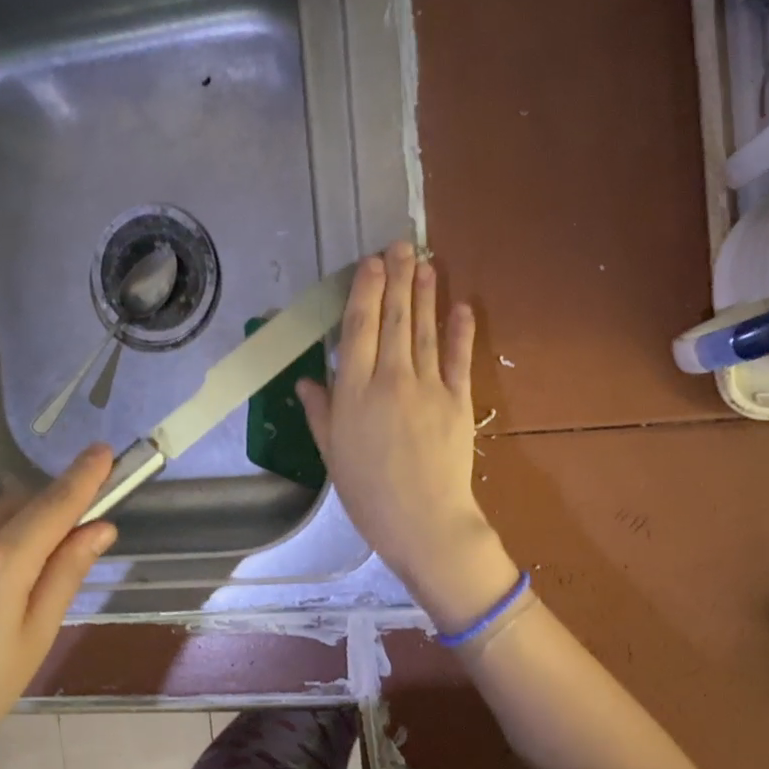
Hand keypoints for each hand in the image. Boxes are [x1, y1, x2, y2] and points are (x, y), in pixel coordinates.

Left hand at [0, 447, 116, 768]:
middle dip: (48, 512)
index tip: (104, 451)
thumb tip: (99, 528)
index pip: (52, 504)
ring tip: (19, 590)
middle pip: (16, 505)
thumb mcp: (34, 639)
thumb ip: (65, 574)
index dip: (82, 477)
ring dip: (14, 533)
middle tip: (74, 542)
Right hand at [296, 241, 518, 631]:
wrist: (424, 523)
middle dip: (397, 279)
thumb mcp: (333, 455)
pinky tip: (460, 306)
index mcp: (354, 392)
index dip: (365, 292)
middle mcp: (391, 379)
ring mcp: (429, 387)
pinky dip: (460, 330)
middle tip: (401, 245)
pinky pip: (459, 358)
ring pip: (426, 330)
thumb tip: (307, 380)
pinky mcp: (459, 400)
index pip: (359, 329)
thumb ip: (321, 413)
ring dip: (426, 294)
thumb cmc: (369, 495)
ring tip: (426, 263)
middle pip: (394, 319)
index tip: (370, 263)